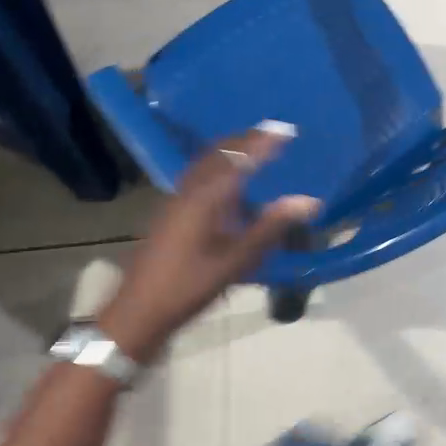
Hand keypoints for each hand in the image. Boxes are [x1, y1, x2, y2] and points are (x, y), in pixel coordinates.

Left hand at [97, 122, 317, 360]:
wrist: (136, 314)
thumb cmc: (188, 288)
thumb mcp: (235, 261)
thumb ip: (270, 228)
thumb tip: (309, 200)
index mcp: (205, 198)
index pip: (239, 158)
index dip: (263, 142)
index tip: (286, 130)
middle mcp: (189, 191)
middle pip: (218, 153)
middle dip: (245, 140)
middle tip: (271, 133)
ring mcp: (175, 201)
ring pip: (205, 163)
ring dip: (229, 151)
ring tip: (252, 148)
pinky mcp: (169, 213)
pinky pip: (197, 176)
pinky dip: (217, 166)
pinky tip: (228, 183)